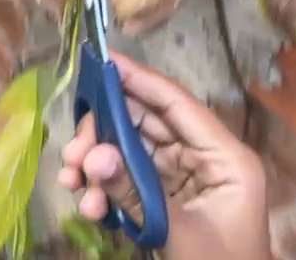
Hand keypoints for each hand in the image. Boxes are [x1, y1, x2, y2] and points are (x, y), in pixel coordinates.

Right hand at [59, 51, 268, 259]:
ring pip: (129, 147)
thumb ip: (134, 190)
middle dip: (103, 133)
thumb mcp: (179, 235)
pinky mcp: (165, 197)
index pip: (175, 102)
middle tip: (73, 152)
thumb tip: (93, 155)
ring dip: (96, 162)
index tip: (99, 59)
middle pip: (143, 121)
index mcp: (225, 158)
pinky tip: (86, 204)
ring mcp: (183, 176)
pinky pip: (127, 176)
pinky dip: (104, 186)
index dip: (137, 77)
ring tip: (71, 183)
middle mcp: (204, 157)